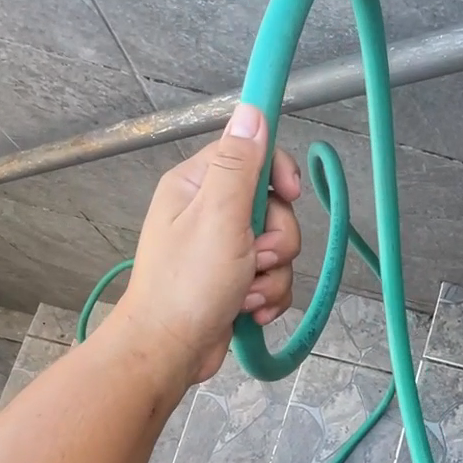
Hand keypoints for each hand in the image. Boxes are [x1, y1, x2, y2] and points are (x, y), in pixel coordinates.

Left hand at [111, 103, 302, 383]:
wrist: (171, 350)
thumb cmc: (187, 284)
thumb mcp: (218, 216)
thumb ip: (239, 164)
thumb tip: (252, 111)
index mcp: (197, 185)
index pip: (253, 155)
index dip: (279, 173)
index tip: (291, 194)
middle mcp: (210, 213)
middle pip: (275, 208)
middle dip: (278, 239)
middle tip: (256, 257)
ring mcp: (224, 250)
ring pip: (279, 248)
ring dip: (273, 274)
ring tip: (246, 292)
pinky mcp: (236, 281)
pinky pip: (274, 278)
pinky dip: (269, 295)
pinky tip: (250, 310)